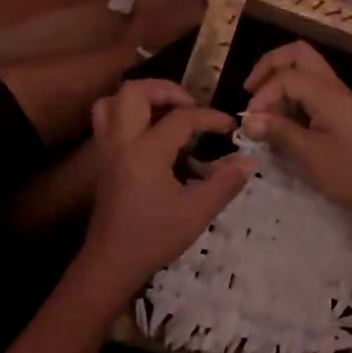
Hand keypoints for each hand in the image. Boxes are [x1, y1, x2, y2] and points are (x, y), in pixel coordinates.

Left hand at [79, 79, 253, 293]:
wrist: (111, 263)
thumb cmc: (153, 239)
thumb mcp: (197, 213)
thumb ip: (224, 183)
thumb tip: (249, 160)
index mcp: (146, 153)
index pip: (182, 118)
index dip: (210, 117)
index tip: (229, 128)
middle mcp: (122, 142)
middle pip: (135, 91)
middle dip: (166, 89)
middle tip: (190, 106)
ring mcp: (106, 150)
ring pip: (111, 102)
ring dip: (141, 98)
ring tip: (166, 112)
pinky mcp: (102, 160)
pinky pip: (106, 121)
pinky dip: (127, 114)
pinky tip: (151, 134)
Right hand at [241, 41, 351, 218]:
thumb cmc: (348, 173)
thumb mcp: (309, 154)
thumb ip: (278, 132)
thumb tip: (247, 120)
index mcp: (329, 94)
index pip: (287, 76)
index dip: (263, 94)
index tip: (251, 121)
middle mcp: (334, 88)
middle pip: (298, 55)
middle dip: (269, 67)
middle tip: (250, 91)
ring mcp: (338, 98)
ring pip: (304, 70)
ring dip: (280, 82)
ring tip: (263, 110)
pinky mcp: (338, 112)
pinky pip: (310, 91)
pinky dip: (291, 98)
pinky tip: (279, 120)